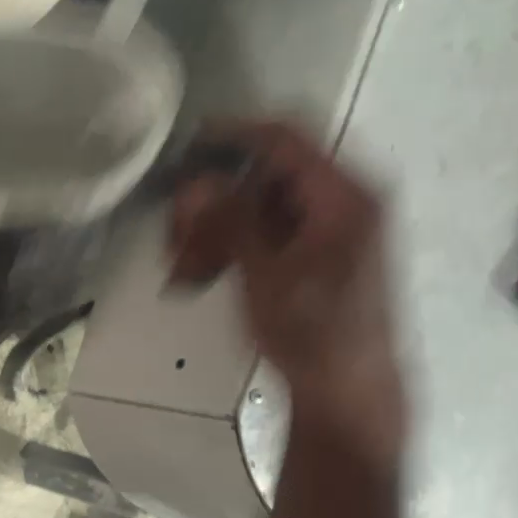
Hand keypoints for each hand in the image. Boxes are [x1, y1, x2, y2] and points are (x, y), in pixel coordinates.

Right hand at [169, 120, 407, 461]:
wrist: (344, 383)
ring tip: (182, 263)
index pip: (286, 140)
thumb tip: (195, 182)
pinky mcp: (309, 251)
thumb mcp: (264, 274)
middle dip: (209, 199)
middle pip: (262, 175)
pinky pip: (258, 230)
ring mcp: (325, 227)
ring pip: (253, 205)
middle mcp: (339, 202)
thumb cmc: (311, 329)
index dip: (233, 134)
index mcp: (343, 196)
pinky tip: (197, 272)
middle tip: (174, 234)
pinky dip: (223, 245)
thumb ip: (231, 222)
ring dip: (209, 227)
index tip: (182, 143)